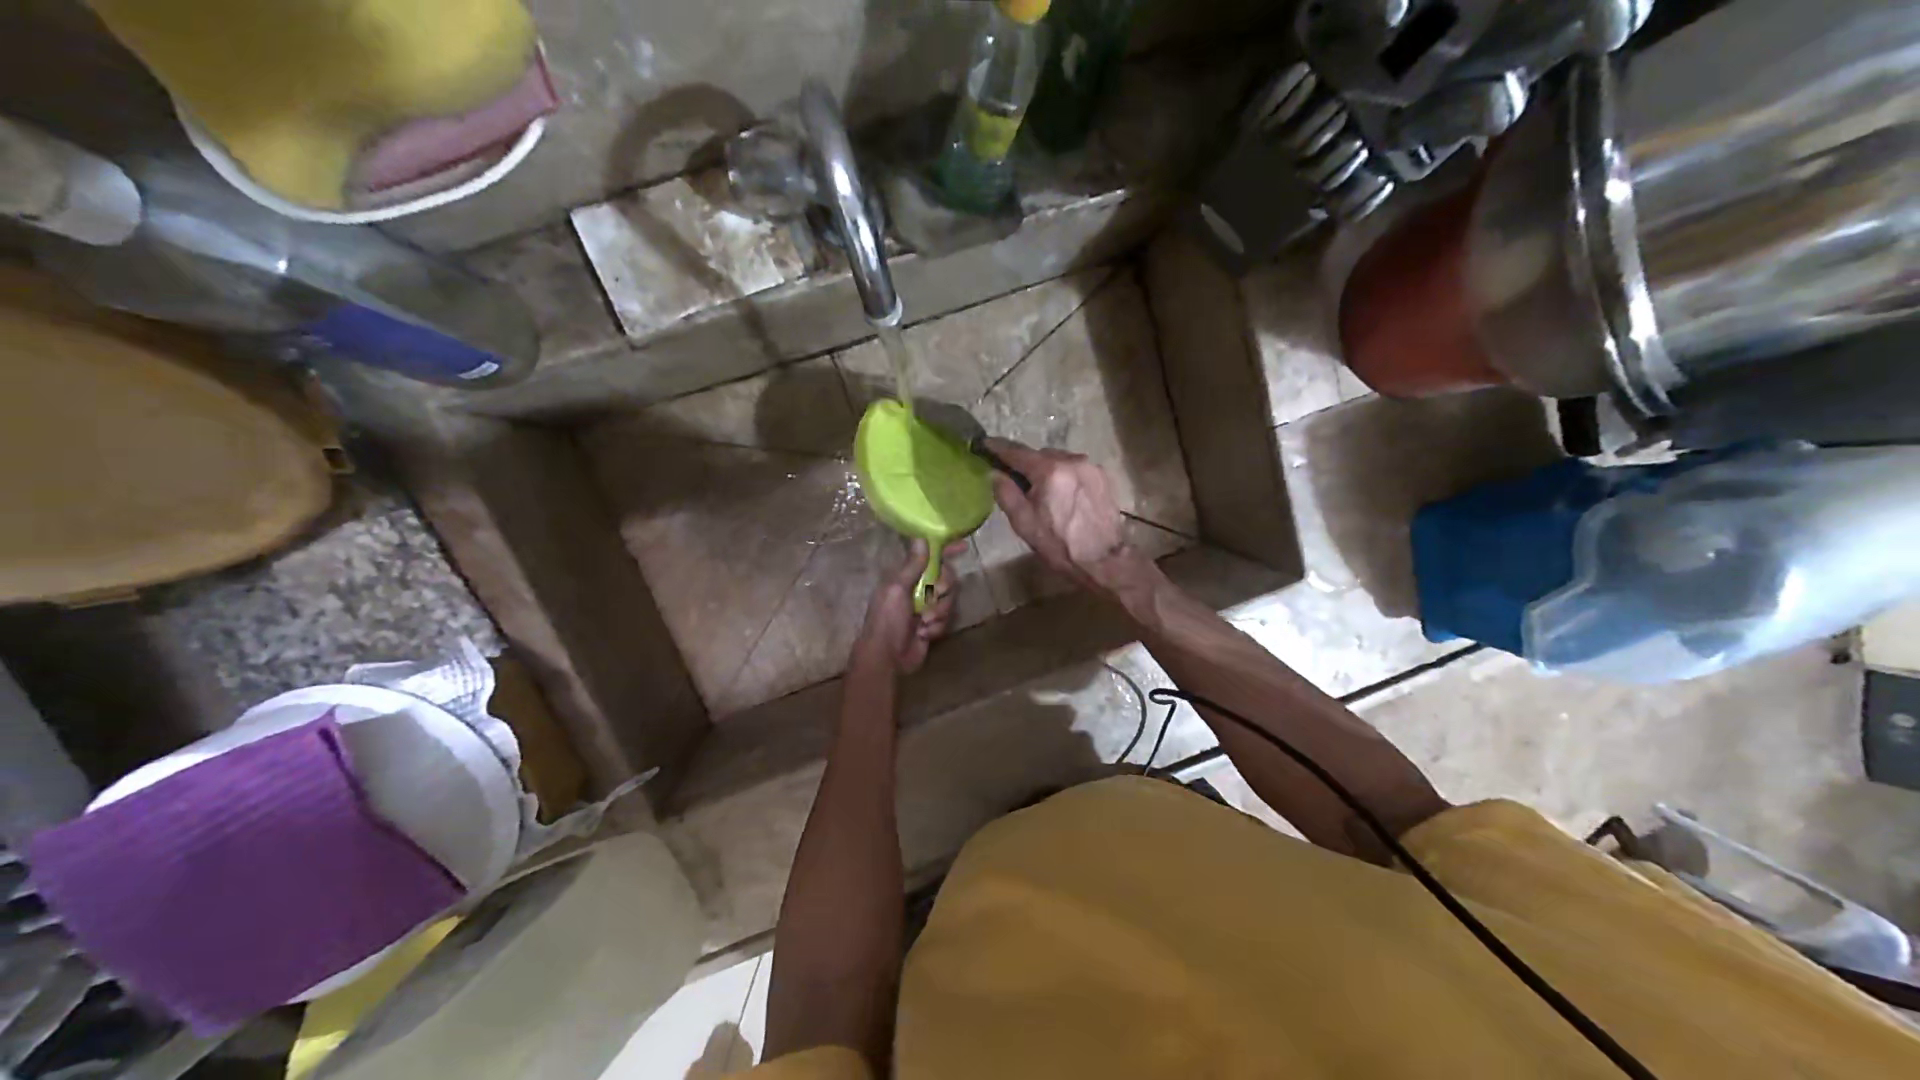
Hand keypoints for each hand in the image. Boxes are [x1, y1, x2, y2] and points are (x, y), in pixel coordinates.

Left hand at [850, 539, 964, 676]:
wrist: (887, 658)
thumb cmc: (887, 620)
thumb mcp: (897, 589)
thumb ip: (912, 565)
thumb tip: (921, 538)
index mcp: (905, 577)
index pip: (930, 558)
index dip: (946, 551)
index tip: (963, 547)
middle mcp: (917, 589)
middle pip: (946, 578)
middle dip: (943, 588)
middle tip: (933, 596)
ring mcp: (926, 608)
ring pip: (949, 600)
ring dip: (938, 612)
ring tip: (923, 623)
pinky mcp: (933, 626)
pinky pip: (946, 619)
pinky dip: (936, 627)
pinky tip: (924, 634)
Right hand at [982, 439, 1131, 591]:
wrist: (1102, 560)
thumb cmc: (1059, 544)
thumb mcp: (1024, 523)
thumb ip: (1006, 493)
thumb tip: (993, 473)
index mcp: (1050, 470)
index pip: (1017, 452)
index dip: (998, 447)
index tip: (985, 443)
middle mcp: (1071, 460)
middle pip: (1040, 454)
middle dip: (1027, 464)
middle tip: (1017, 481)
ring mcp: (1090, 466)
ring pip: (1059, 460)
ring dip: (1047, 469)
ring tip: (1043, 491)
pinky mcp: (1102, 475)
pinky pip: (1075, 468)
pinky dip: (1064, 475)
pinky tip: (1063, 494)